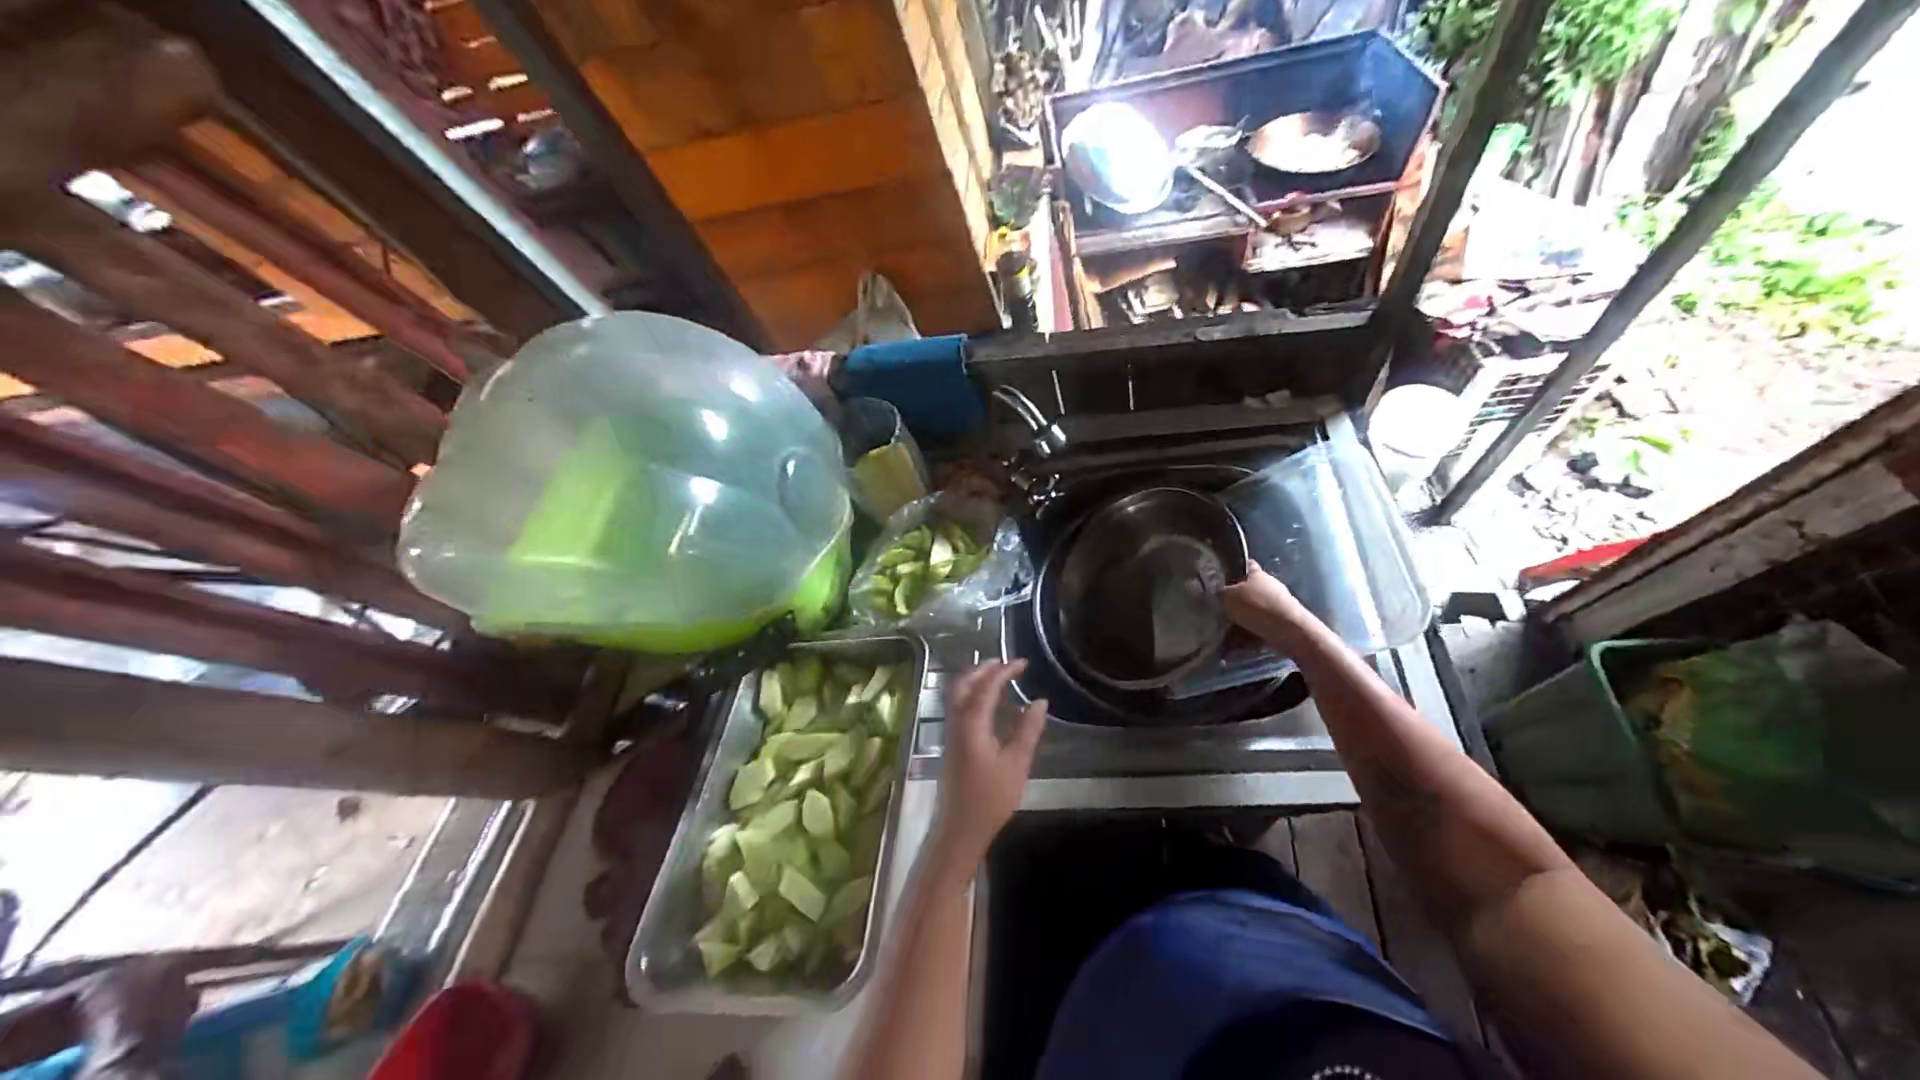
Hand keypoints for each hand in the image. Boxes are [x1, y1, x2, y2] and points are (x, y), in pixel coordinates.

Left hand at [933, 661, 1044, 865]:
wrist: (961, 827)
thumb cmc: (991, 798)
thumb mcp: (1017, 764)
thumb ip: (1028, 730)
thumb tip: (1040, 701)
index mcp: (972, 723)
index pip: (986, 686)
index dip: (1005, 670)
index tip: (1023, 662)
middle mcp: (956, 721)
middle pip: (964, 682)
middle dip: (984, 668)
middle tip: (1008, 663)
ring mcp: (951, 731)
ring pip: (957, 693)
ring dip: (976, 679)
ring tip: (1000, 675)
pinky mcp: (952, 742)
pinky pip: (958, 705)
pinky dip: (972, 693)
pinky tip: (991, 702)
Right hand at [1220, 562, 1309, 637]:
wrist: (1288, 631)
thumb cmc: (1256, 606)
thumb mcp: (1227, 597)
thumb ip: (1219, 593)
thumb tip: (1217, 593)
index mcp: (1257, 573)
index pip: (1244, 564)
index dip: (1233, 569)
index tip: (1221, 578)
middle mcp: (1270, 584)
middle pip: (1249, 588)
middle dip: (1236, 598)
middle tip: (1221, 608)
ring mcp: (1279, 602)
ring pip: (1255, 607)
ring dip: (1244, 616)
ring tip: (1229, 628)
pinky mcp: (1284, 620)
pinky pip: (1262, 623)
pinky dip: (1252, 631)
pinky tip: (1241, 640)